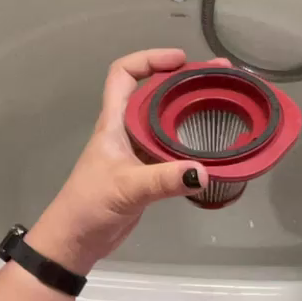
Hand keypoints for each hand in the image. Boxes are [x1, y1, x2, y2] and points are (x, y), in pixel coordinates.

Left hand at [26, 48, 208, 273]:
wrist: (76, 241)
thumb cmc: (89, 206)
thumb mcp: (127, 188)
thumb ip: (163, 180)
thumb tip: (203, 173)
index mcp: (113, 124)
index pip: (124, 75)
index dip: (150, 59)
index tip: (181, 60)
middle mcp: (125, 132)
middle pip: (154, 94)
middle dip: (184, 82)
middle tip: (220, 78)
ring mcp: (136, 154)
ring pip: (165, 122)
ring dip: (191, 112)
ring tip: (225, 105)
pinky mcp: (145, 176)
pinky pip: (171, 151)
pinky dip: (192, 145)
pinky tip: (214, 149)